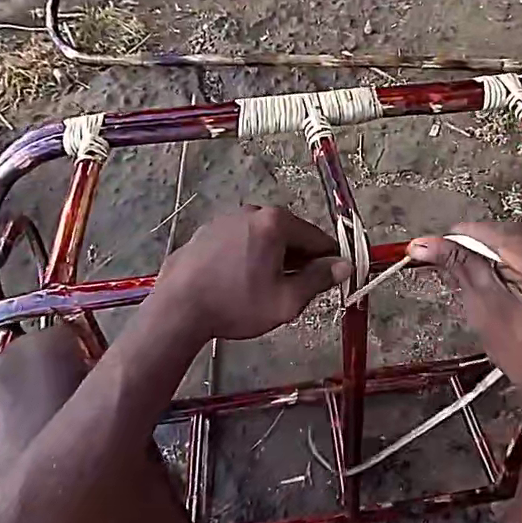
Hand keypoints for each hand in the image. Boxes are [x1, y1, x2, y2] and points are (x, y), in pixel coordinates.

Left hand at [146, 206, 350, 343]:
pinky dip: (248, 256)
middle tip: (294, 291)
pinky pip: (240, 241)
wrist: (177, 310)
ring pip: (264, 237)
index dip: (329, 260)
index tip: (331, 279)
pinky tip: (239, 283)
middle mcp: (252, 212)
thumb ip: (319, 279)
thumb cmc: (235, 305)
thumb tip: (344, 266)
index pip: (317, 238)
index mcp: (276, 223)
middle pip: (290, 235)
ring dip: (273, 258)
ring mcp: (226, 220)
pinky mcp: (207, 232)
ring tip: (264, 290)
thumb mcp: (286, 300)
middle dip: (298, 259)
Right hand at [407, 221, 521, 447]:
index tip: (446, 235)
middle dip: (494, 238)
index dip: (475, 233)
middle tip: (462, 251)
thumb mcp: (492, 316)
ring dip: (515, 244)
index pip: (514, 237)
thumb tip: (424, 244)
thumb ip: (464, 270)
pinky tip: (521, 272)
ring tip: (491, 265)